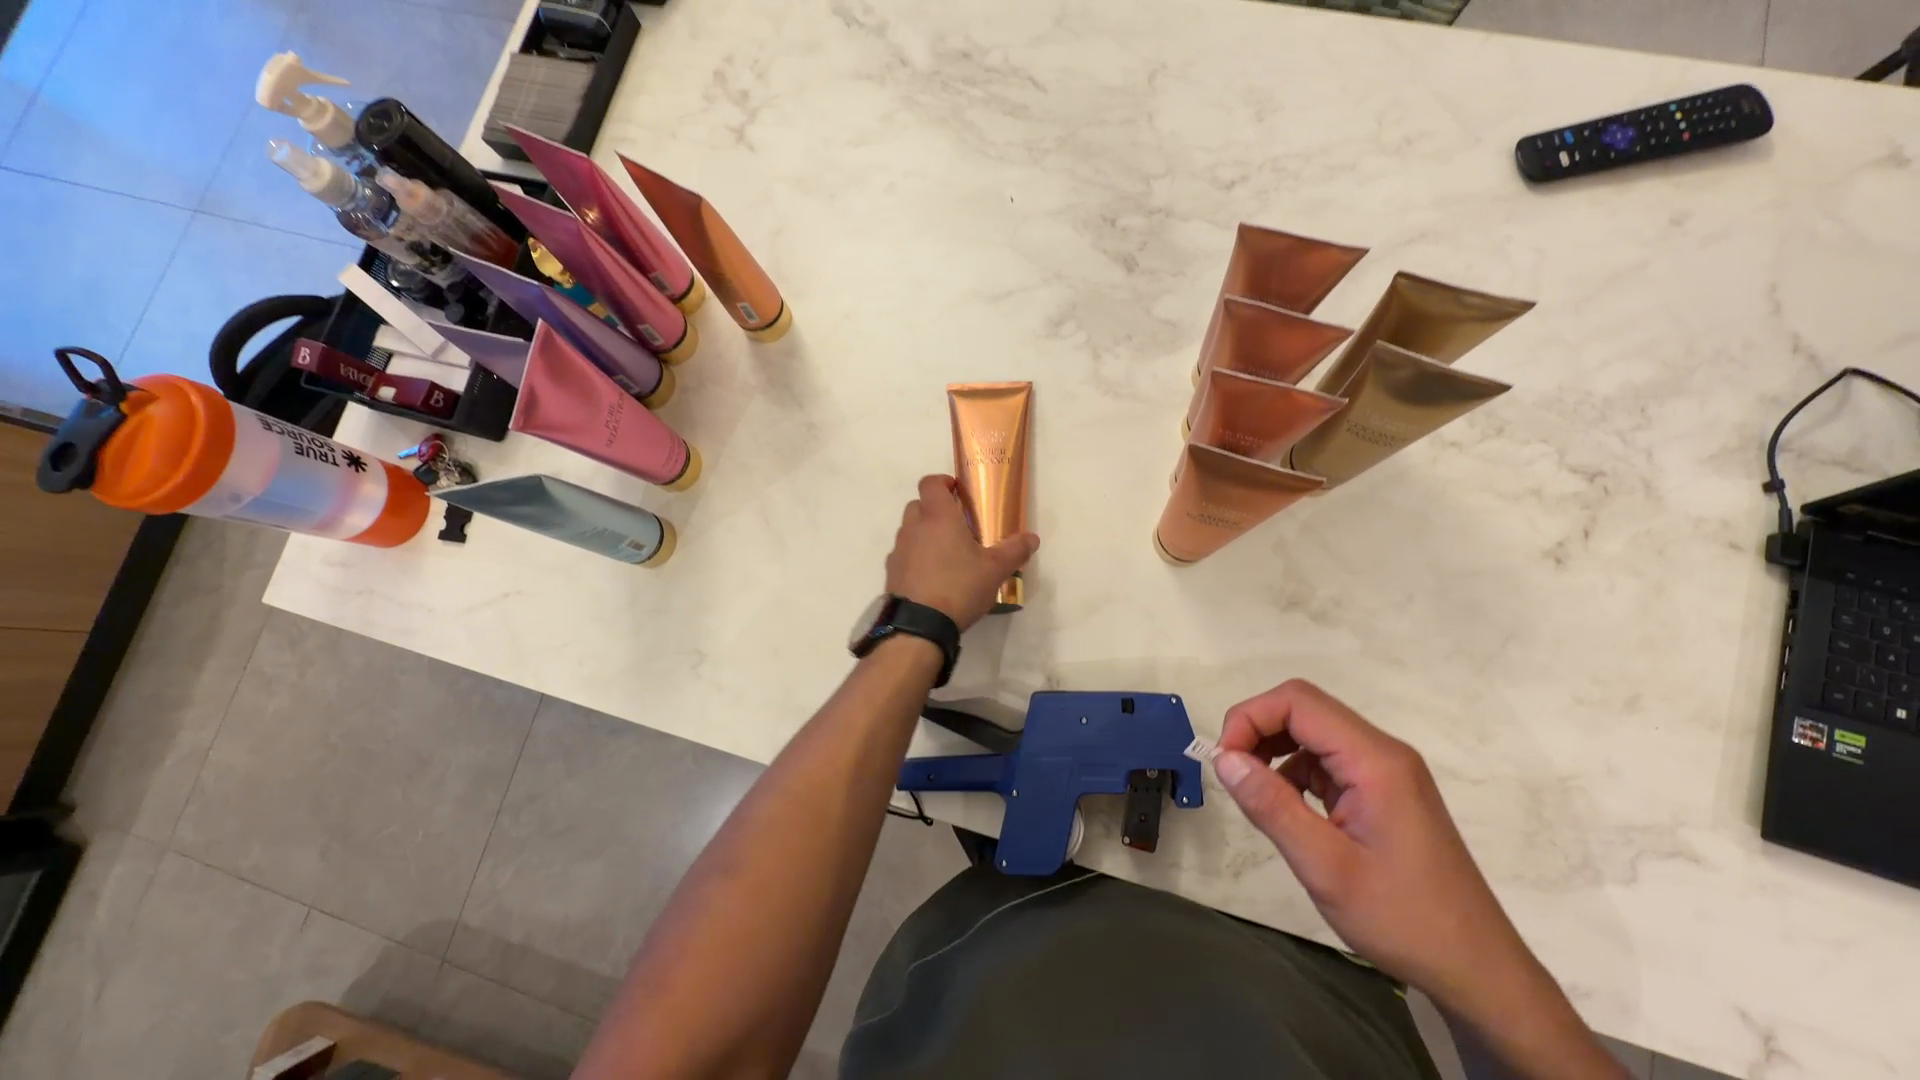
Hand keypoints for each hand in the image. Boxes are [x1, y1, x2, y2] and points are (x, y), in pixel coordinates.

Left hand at [885, 475, 1038, 630]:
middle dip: (934, 510)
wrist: (918, 626)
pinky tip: (932, 578)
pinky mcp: (891, 573)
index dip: (943, 482)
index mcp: (938, 518)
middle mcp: (913, 528)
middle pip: (918, 505)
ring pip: (909, 530)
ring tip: (946, 555)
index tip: (958, 492)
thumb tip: (1032, 538)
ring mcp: (898, 550)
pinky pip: (903, 555)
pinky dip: (915, 558)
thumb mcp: (995, 570)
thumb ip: (1014, 551)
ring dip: (924, 534)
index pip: (931, 483)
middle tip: (957, 526)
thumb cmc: (959, 587)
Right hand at [1211, 680, 1535, 1012]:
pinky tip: (1288, 811)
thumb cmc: (1401, 918)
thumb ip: (1272, 806)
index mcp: (1375, 761)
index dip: (1250, 718)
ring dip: (1275, 752)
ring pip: (1316, 734)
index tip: (1223, 762)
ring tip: (1254, 796)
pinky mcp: (1386, 794)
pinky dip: (1296, 774)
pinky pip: (1330, 763)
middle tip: (1231, 775)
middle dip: (1258, 730)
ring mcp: (1388, 773)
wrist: (1474, 966)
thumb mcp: (1325, 867)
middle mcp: (1384, 753)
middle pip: (1306, 710)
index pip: (1298, 702)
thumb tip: (1224, 758)